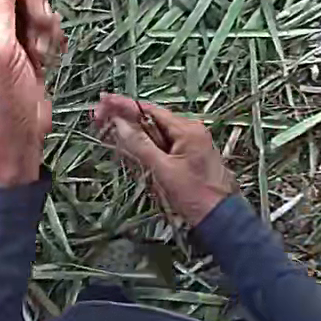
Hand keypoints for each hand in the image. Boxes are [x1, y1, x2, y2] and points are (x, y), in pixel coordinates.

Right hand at [93, 94, 235, 225]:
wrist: (220, 219)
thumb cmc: (195, 195)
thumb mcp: (163, 170)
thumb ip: (140, 145)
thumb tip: (119, 123)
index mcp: (187, 129)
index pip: (149, 110)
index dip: (124, 105)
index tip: (103, 101)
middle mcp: (189, 131)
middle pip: (150, 120)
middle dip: (125, 120)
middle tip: (99, 119)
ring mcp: (189, 143)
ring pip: (154, 133)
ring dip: (132, 134)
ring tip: (109, 131)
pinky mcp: (186, 156)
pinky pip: (161, 145)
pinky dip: (144, 147)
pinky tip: (129, 149)